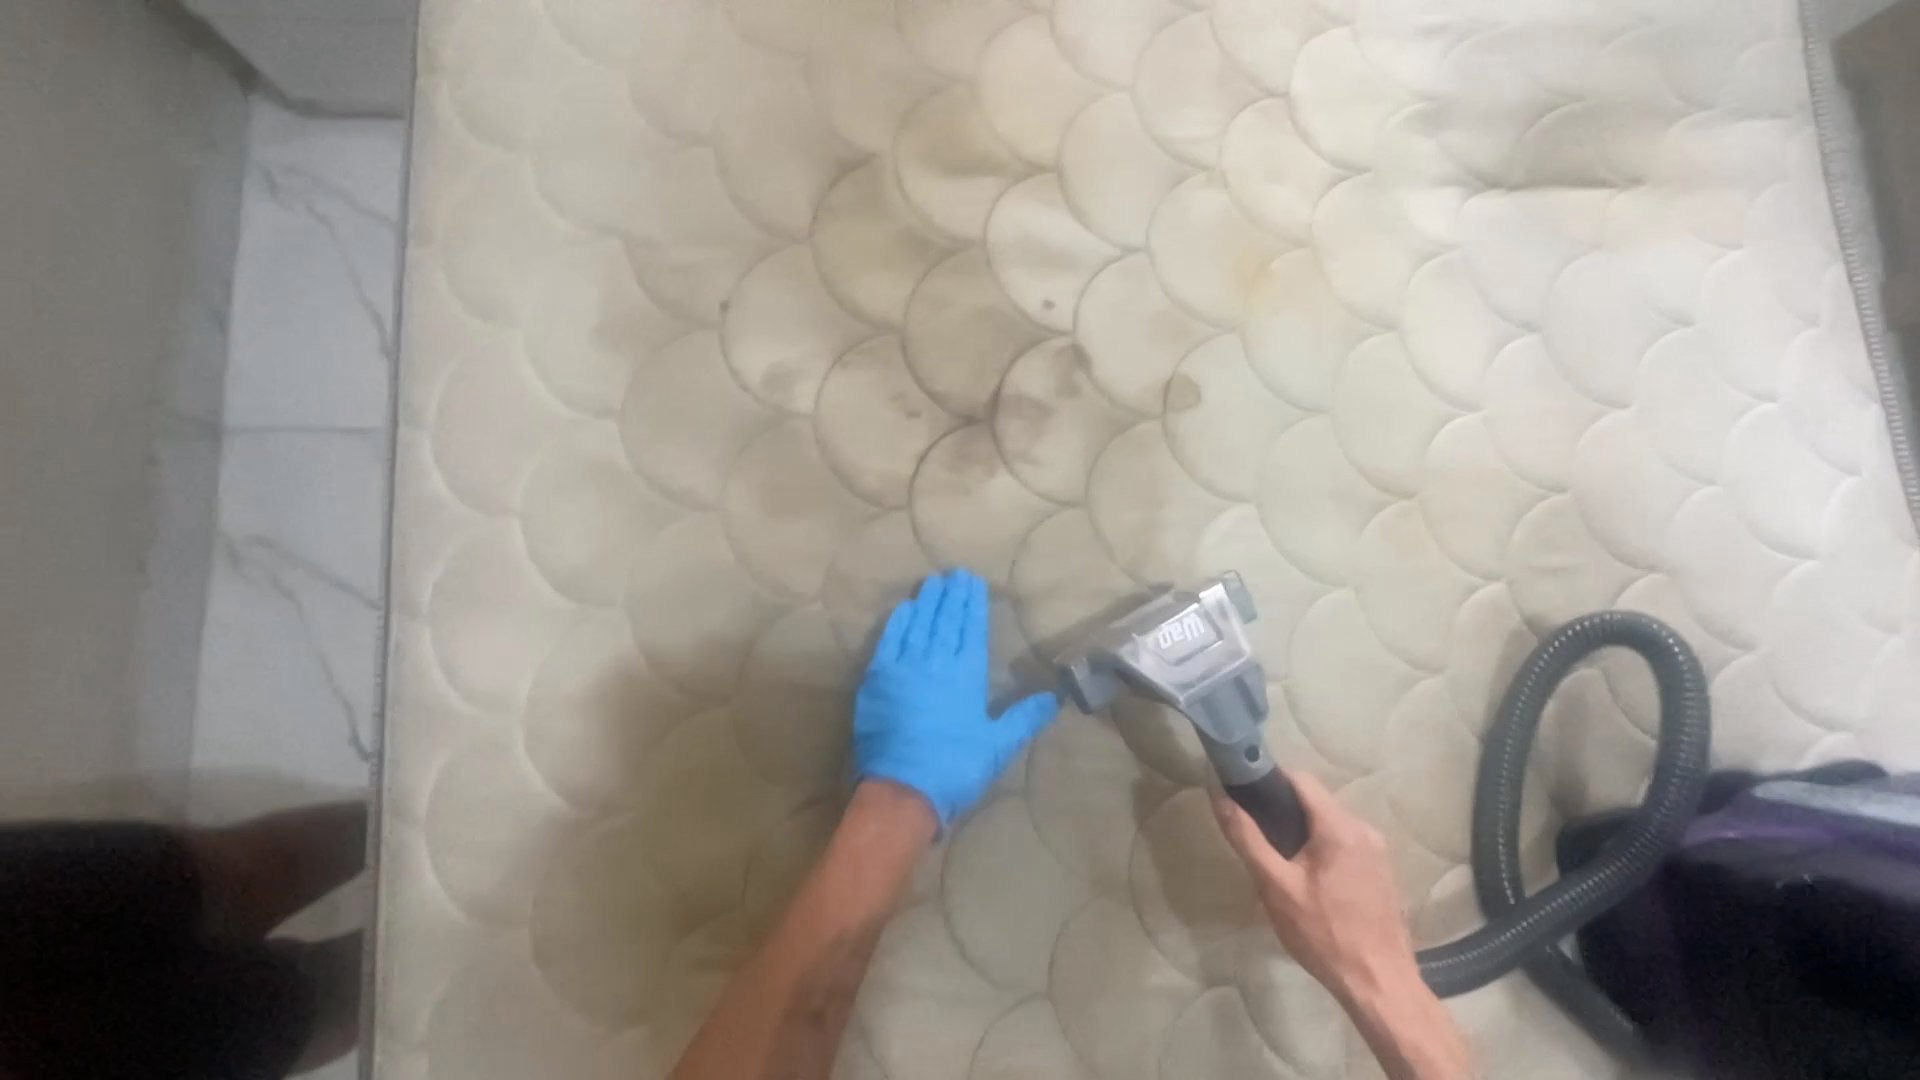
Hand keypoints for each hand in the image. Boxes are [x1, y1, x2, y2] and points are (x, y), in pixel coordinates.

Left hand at [855, 569, 1058, 828]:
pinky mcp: (876, 679)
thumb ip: (1025, 717)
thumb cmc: (956, 767)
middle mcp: (934, 661)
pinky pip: (889, 640)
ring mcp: (902, 667)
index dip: (972, 603)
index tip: (974, 582)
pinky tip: (905, 609)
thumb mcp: (998, 745)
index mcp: (966, 674)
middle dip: (952, 595)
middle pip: (944, 620)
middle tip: (955, 574)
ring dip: (927, 602)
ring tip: (933, 582)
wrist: (902, 790)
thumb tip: (1055, 698)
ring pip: (917, 624)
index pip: (970, 628)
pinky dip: (898, 622)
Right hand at [1213, 770, 1417, 1004]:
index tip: (1242, 791)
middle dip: (1282, 807)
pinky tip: (1306, 876)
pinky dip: (1321, 846)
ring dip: (1301, 829)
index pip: (1299, 779)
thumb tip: (1218, 795)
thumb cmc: (1323, 933)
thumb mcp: (1275, 885)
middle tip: (1254, 830)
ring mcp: (1378, 851)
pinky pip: (1345, 842)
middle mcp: (1364, 829)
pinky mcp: (1382, 872)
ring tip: (1276, 856)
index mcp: (1340, 826)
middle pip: (1315, 800)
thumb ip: (1246, 836)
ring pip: (1329, 822)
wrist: (1379, 986)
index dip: (1267, 778)